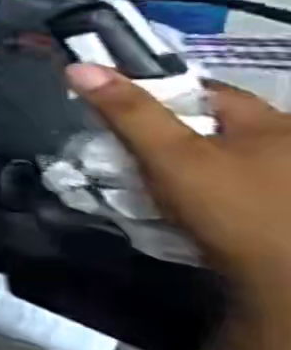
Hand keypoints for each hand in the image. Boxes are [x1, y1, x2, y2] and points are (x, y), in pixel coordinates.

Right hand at [68, 64, 290, 302]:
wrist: (287, 284)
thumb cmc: (232, 208)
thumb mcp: (168, 156)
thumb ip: (127, 110)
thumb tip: (79, 66)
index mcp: (276, 125)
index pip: (209, 91)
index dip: (162, 92)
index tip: (122, 107)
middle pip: (222, 125)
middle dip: (180, 130)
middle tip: (134, 145)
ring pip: (234, 158)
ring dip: (197, 162)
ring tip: (158, 177)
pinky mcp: (284, 213)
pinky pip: (245, 187)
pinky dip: (215, 189)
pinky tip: (196, 205)